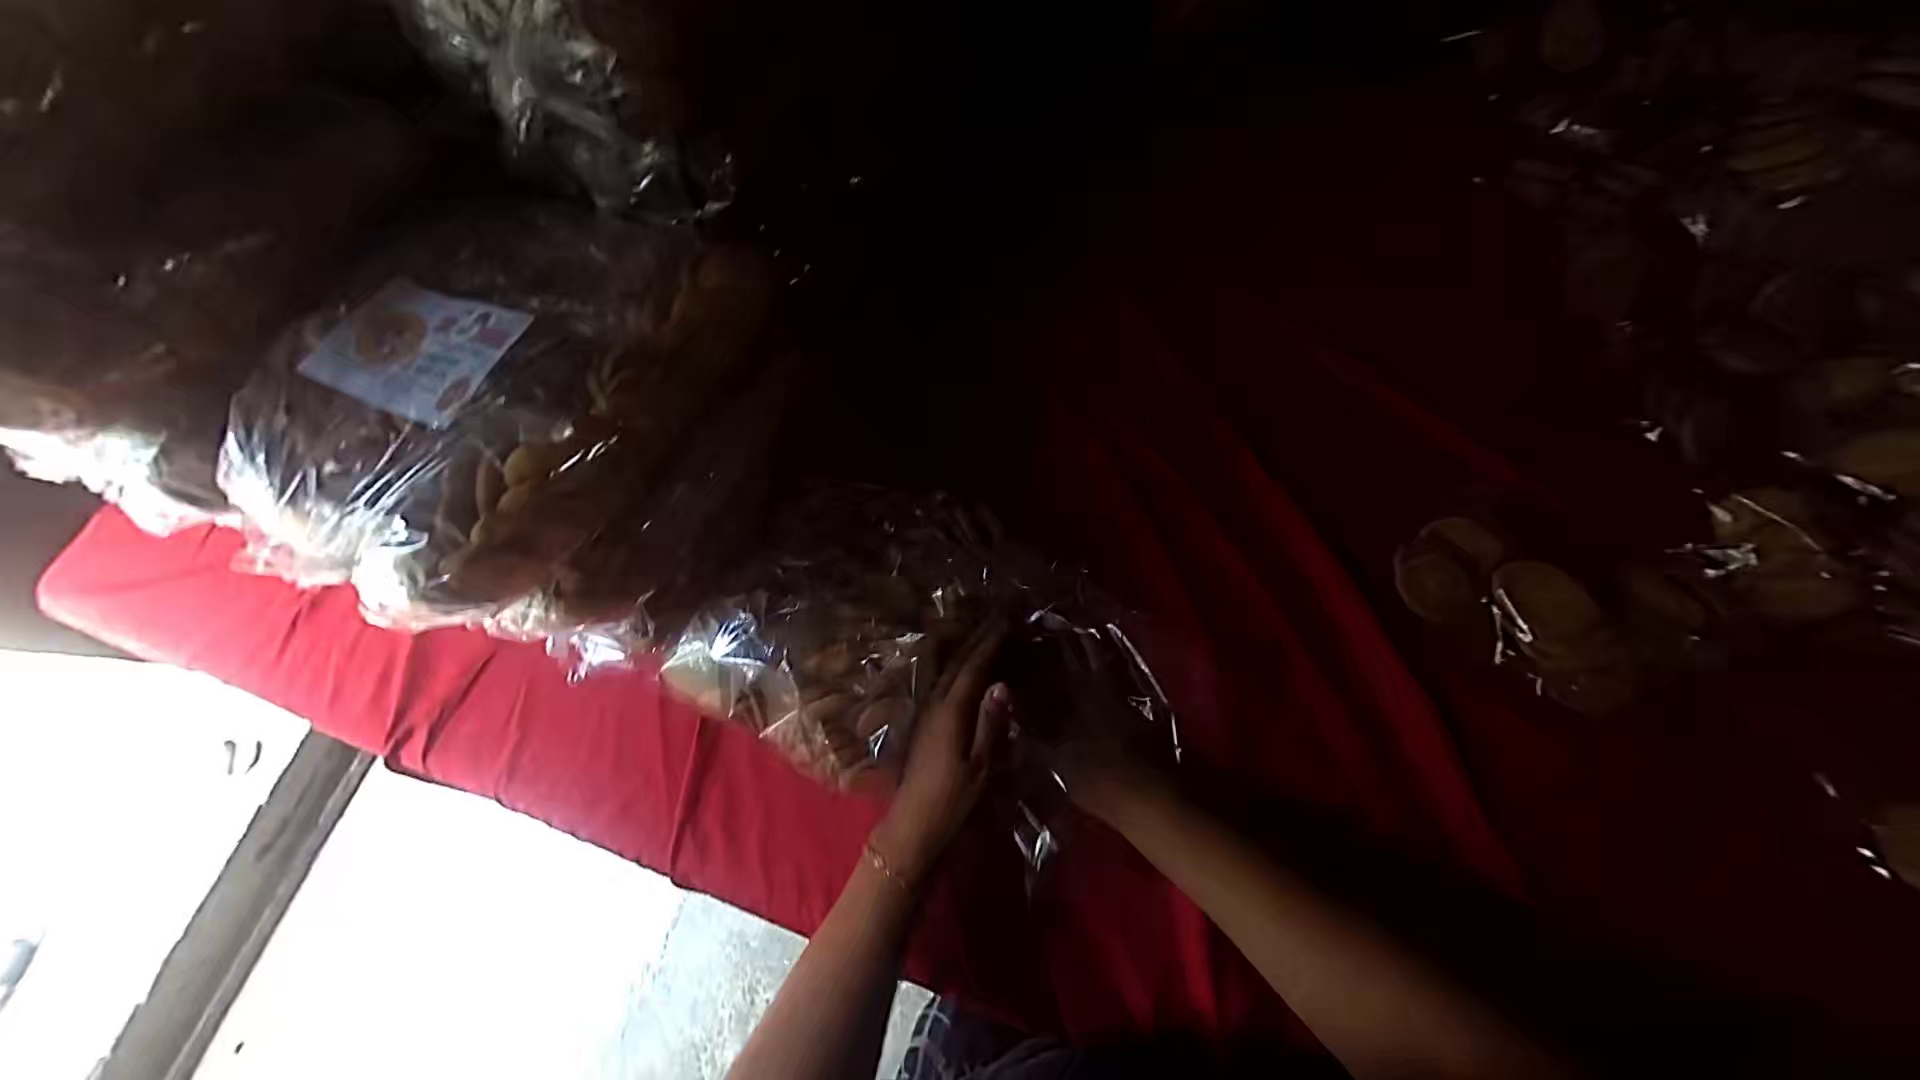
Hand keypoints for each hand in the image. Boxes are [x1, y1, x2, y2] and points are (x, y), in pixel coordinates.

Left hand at [870, 622, 1010, 885]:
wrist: (913, 822)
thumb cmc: (951, 798)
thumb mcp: (980, 765)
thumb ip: (990, 723)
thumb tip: (1001, 684)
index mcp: (951, 711)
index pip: (972, 668)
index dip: (989, 644)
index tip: (1005, 623)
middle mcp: (934, 704)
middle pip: (954, 662)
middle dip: (973, 637)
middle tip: (992, 618)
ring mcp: (923, 711)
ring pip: (938, 667)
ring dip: (953, 645)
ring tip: (967, 627)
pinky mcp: (919, 721)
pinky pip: (933, 680)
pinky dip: (944, 662)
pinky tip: (949, 661)